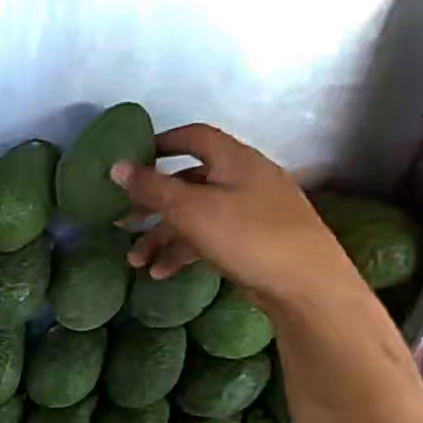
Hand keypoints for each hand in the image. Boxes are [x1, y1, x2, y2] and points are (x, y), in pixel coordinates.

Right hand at [112, 124, 360, 305]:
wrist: (306, 285)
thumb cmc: (247, 236)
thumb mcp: (191, 210)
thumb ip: (152, 188)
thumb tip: (117, 167)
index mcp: (234, 160)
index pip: (193, 137)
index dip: (161, 144)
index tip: (132, 161)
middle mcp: (244, 179)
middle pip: (188, 183)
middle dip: (152, 206)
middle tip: (122, 222)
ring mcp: (251, 211)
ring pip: (195, 216)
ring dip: (163, 237)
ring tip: (137, 262)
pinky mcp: (253, 241)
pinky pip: (209, 238)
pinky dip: (184, 251)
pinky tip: (161, 273)